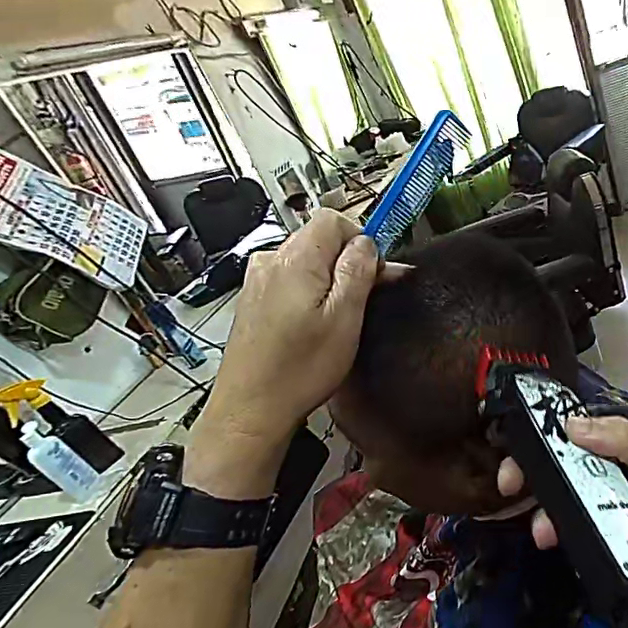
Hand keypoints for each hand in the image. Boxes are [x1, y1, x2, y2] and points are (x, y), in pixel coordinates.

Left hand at [187, 211, 377, 498]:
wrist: (251, 408)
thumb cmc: (299, 369)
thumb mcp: (345, 317)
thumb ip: (358, 271)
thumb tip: (367, 243)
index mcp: (295, 259)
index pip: (333, 219)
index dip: (361, 239)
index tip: (376, 270)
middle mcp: (271, 261)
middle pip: (321, 238)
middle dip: (349, 261)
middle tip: (368, 298)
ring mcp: (258, 281)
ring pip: (308, 261)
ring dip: (332, 279)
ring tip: (343, 317)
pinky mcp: (254, 300)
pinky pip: (292, 280)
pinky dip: (312, 293)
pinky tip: (318, 324)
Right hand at [496, 415, 627, 600]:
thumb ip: (624, 441)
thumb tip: (571, 425)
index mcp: (620, 449)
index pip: (574, 434)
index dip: (544, 434)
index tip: (518, 441)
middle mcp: (604, 477)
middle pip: (556, 468)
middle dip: (527, 473)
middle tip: (509, 484)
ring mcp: (600, 512)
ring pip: (557, 503)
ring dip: (539, 509)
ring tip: (541, 527)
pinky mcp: (598, 545)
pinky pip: (568, 535)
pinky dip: (554, 535)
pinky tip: (549, 540)